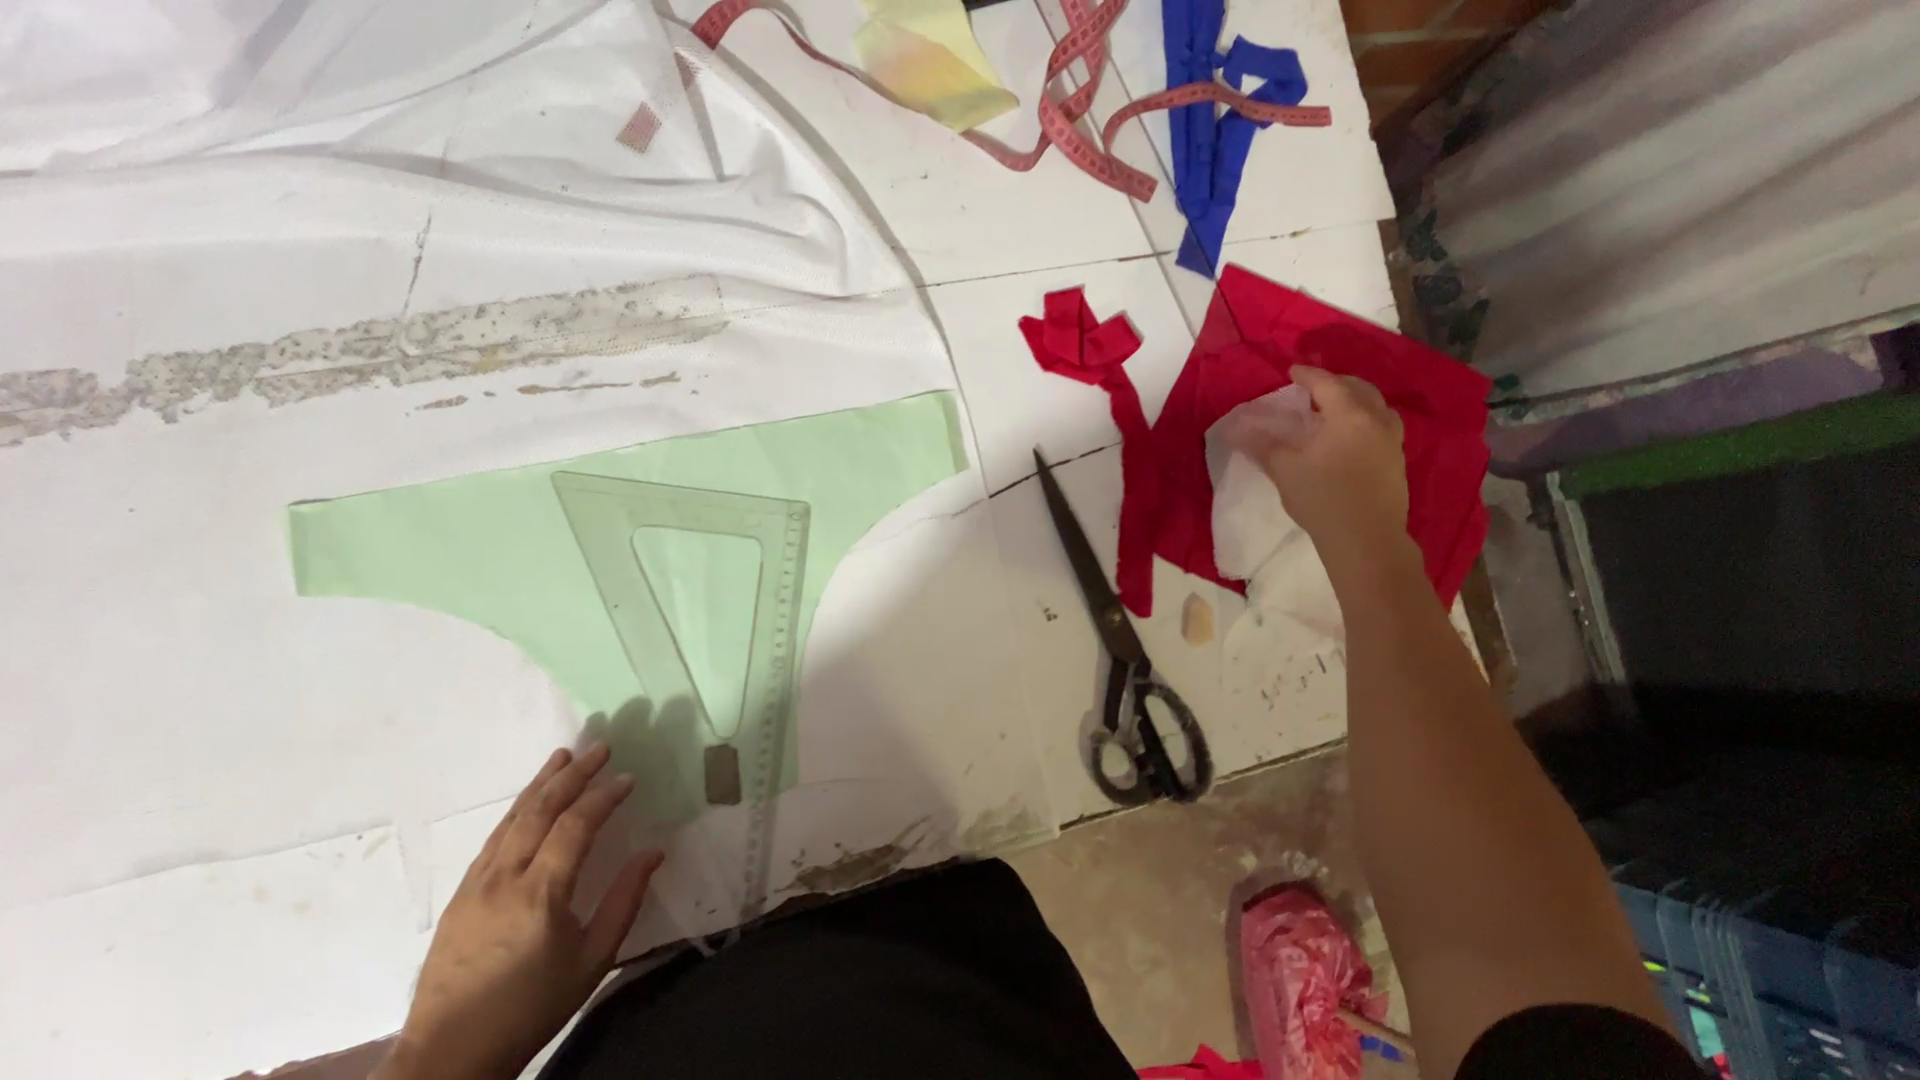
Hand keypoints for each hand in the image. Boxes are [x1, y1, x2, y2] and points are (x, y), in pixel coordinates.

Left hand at [375, 744, 664, 1079]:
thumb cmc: (531, 1008)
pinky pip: (493, 840)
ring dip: (540, 785)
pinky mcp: (460, 895)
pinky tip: (527, 805)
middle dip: (572, 775)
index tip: (628, 777)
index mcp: (541, 892)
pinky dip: (516, 812)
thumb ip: (624, 901)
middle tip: (600, 747)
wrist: (450, 1053)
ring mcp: (477, 884)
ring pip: (511, 819)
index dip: (604, 796)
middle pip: (540, 810)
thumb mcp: (592, 960)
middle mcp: (505, 877)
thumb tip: (652, 853)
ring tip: (562, 757)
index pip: (576, 825)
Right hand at [1248, 365, 1416, 582]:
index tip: (1292, 372)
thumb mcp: (1284, 470)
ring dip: (1357, 400)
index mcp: (1348, 415)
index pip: (1327, 383)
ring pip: (1377, 407)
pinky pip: (1383, 427)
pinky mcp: (1397, 461)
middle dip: (1336, 383)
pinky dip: (1367, 421)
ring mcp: (1392, 441)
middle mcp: (1376, 420)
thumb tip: (1234, 429)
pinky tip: (1353, 438)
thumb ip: (1261, 445)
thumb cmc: (1322, 499)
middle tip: (1314, 389)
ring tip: (1337, 410)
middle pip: (1359, 388)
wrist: (1366, 539)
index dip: (1307, 375)